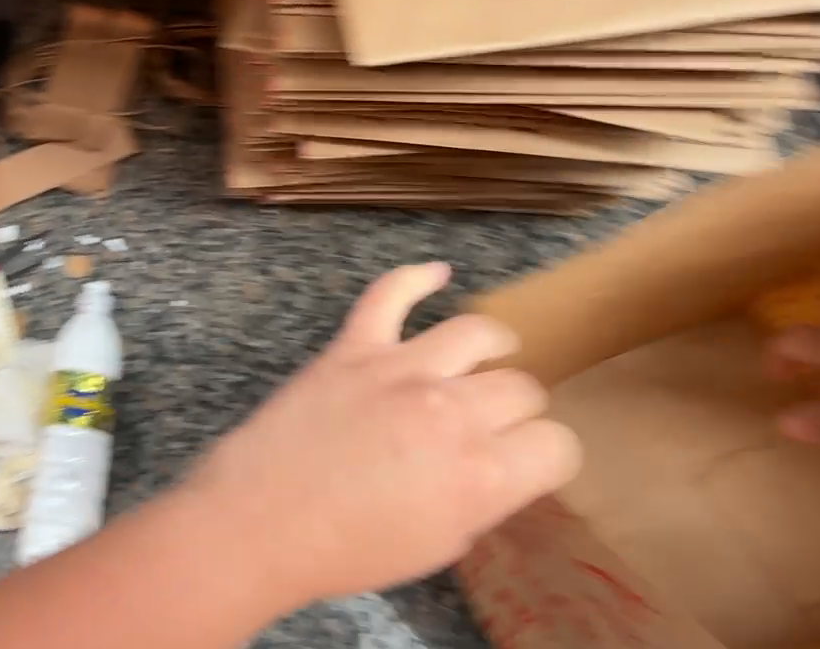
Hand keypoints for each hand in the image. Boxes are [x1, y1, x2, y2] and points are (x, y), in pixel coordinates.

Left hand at [173, 263, 580, 607]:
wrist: (262, 518)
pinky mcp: (353, 345)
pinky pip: (389, 294)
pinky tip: (437, 271)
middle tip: (498, 420)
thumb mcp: (440, 542)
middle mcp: (451, 412)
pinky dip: (414, 277)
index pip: (556, 444)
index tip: (531, 457)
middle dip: (518, 408)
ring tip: (496, 348)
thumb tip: (492, 463)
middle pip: (519, 388)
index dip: (547, 454)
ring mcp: (399, 369)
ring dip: (493, 343)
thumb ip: (479, 495)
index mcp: (483, 475)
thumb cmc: (350, 548)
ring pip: (474, 334)